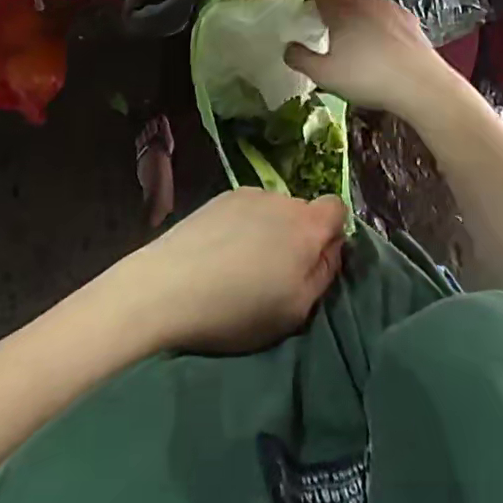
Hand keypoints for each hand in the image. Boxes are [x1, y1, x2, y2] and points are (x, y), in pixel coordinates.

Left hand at [107, 189, 345, 353]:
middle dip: (298, 236)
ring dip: (268, 230)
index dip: (331, 235)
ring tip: (241, 265)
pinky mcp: (215, 198)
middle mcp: (279, 199)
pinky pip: (244, 210)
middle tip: (275, 273)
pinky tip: (219, 252)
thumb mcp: (298, 309)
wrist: (165, 287)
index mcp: (307, 225)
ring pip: (271, 211)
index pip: (337, 208)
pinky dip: (241, 226)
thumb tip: (334, 246)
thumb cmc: (239, 308)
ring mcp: (243, 194)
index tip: (313, 264)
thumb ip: (325, 272)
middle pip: (302, 211)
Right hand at [287, 0, 454, 116]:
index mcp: (342, 8)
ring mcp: (390, 6)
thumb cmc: (367, 77)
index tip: (307, 13)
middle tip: (323, 11)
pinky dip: (374, 10)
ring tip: (348, 18)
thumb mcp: (324, 75)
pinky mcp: (408, 18)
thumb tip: (288, 48)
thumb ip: (300, 59)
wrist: (421, 85)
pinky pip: (385, 4)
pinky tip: (376, 32)